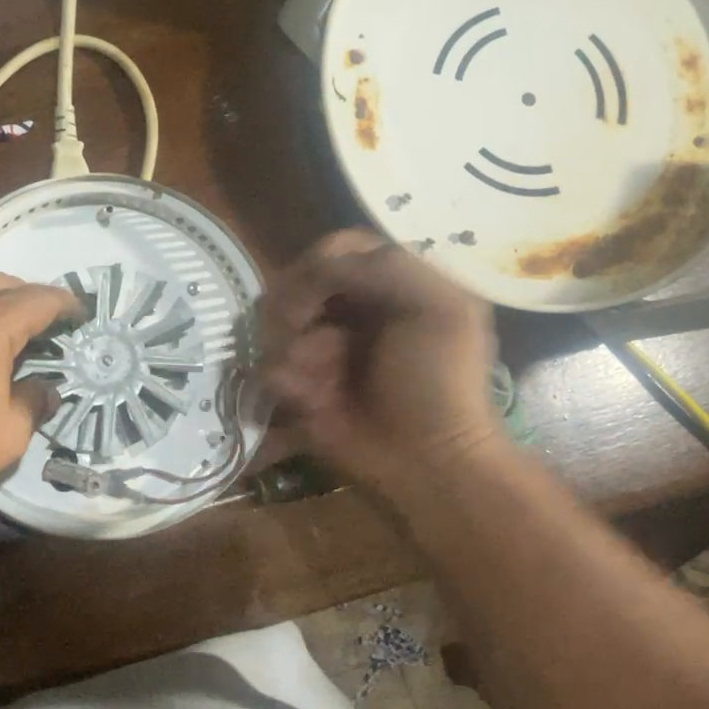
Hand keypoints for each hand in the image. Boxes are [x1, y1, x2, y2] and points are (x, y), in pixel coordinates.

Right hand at [264, 231, 501, 493]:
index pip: (334, 250)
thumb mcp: (441, 308)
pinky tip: (314, 401)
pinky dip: (287, 382)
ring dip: (295, 349)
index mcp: (385, 286)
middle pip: (292, 282)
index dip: (318, 264)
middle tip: (308, 331)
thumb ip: (386, 268)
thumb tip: (316, 270)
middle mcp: (346, 310)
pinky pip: (267, 368)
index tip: (319, 289)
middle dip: (296, 307)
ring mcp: (317, 348)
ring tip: (321, 380)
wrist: (424, 459)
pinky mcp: (296, 386)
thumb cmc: (440, 381)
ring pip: (272, 325)